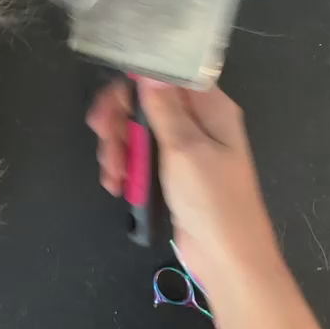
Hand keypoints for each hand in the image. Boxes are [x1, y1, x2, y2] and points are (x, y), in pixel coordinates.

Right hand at [87, 79, 281, 297]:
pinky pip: (139, 159)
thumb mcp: (184, 149)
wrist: (226, 259)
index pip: (165, 77)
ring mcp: (182, 151)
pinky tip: (117, 184)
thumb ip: (163, 108)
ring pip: (136, 133)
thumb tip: (148, 70)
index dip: (134, 85)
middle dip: (119, 122)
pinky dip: (125, 169)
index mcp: (209, 108)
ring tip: (113, 174)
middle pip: (145, 104)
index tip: (112, 104)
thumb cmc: (212, 200)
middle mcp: (196, 124)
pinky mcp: (169, 175)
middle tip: (104, 139)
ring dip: (117, 150)